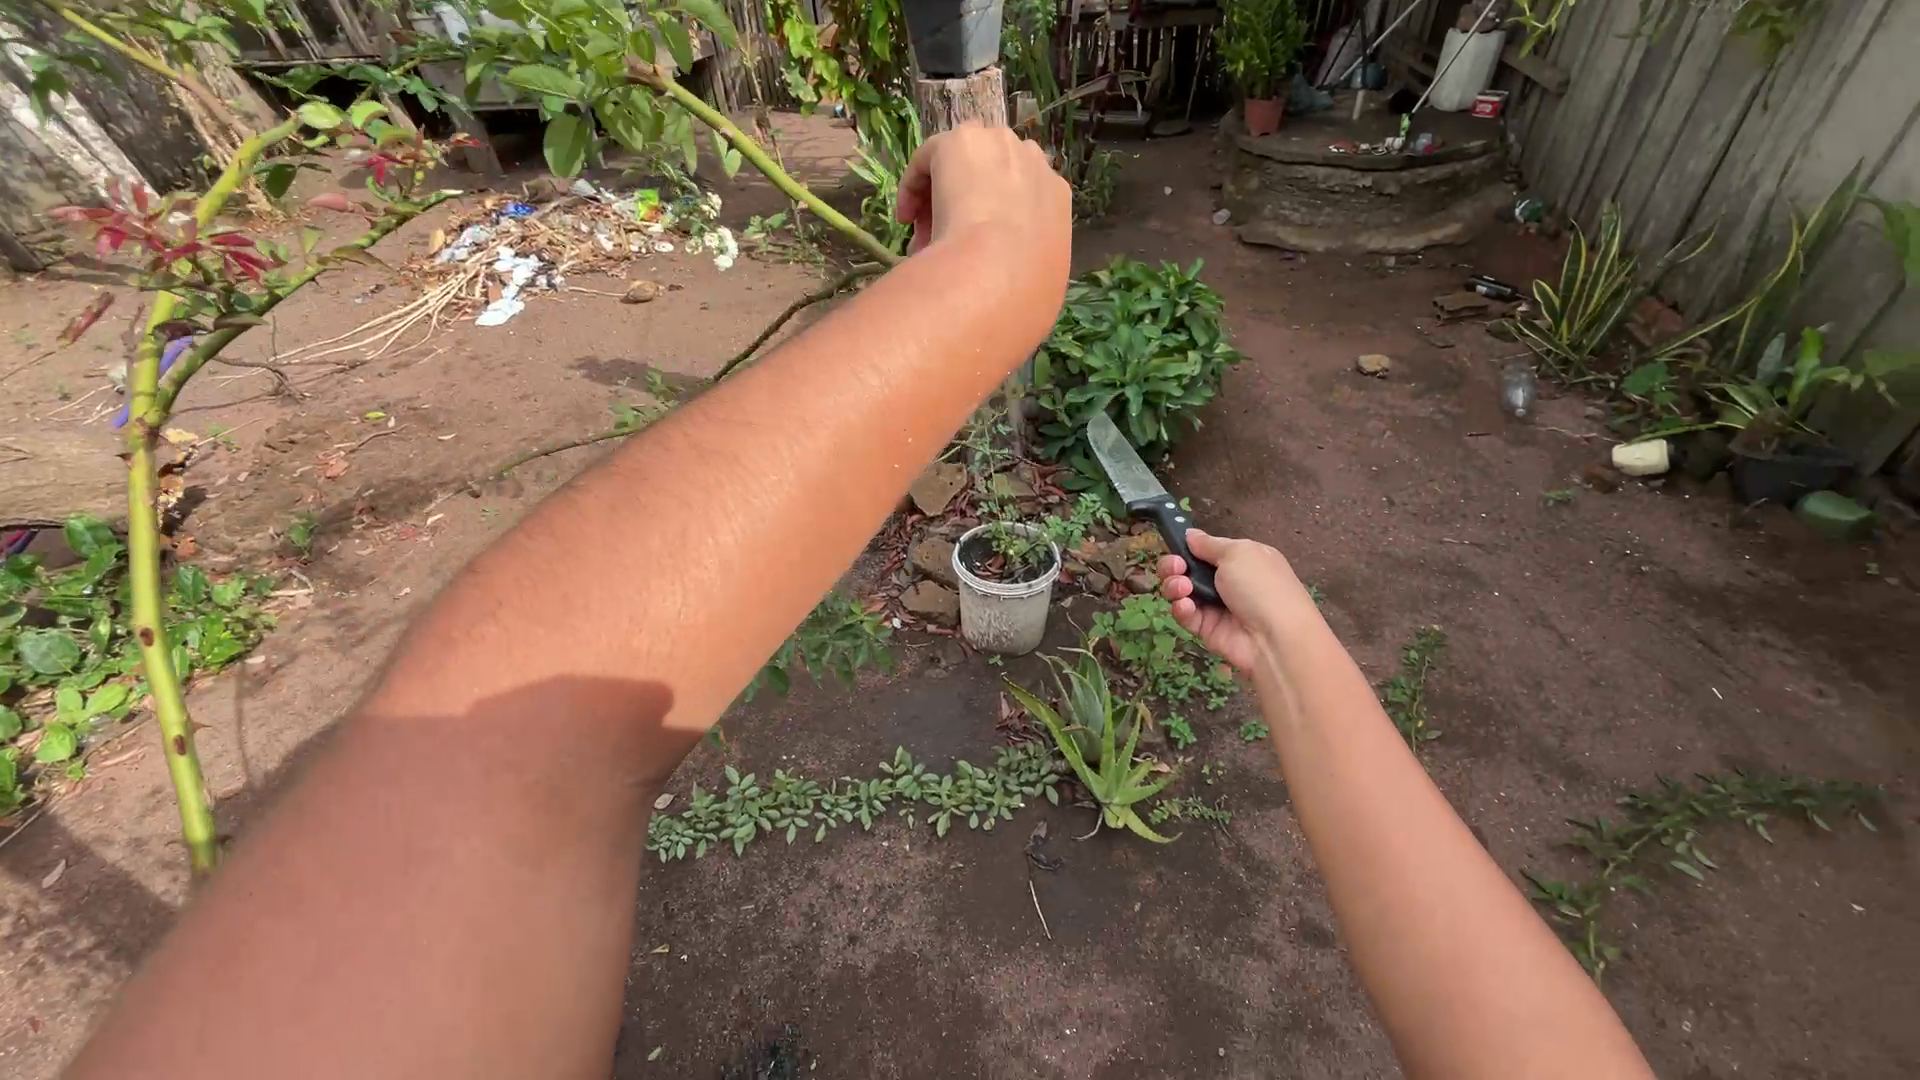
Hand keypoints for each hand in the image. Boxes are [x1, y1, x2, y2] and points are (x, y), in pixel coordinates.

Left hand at [895, 123, 1070, 275]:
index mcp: (1055, 198)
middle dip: (967, 199)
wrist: (1002, 271)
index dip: (994, 218)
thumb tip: (1006, 293)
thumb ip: (1027, 278)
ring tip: (923, 231)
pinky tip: (905, 219)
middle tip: (944, 240)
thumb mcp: (1040, 287)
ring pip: (961, 162)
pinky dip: (914, 185)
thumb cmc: (1025, 290)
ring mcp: (997, 146)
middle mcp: (1031, 161)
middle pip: (991, 172)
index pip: (1022, 195)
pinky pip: (930, 157)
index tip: (973, 247)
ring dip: (941, 192)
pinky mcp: (961, 141)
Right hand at [1157, 530, 1319, 671]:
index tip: (1177, 546)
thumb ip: (1209, 544)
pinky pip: (1186, 615)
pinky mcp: (1206, 628)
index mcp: (1241, 559)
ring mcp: (1216, 605)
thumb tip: (1190, 534)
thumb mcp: (1238, 553)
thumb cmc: (1261, 587)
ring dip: (1175, 586)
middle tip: (1177, 567)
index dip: (1189, 548)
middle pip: (1188, 569)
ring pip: (1182, 591)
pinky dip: (1182, 609)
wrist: (1276, 638)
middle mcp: (1228, 581)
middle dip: (1174, 566)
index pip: (1206, 550)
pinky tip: (1187, 606)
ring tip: (1182, 588)